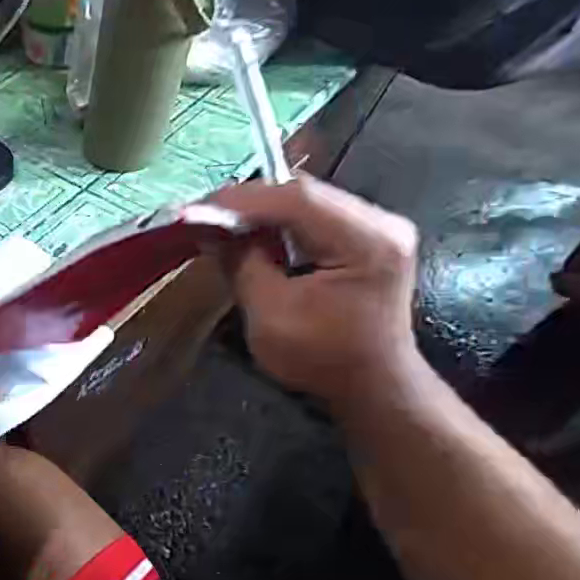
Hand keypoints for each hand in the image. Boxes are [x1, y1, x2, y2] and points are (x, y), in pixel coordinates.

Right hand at [208, 177, 422, 409]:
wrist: (373, 386)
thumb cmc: (323, 359)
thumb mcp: (271, 316)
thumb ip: (243, 265)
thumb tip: (213, 231)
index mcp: (367, 242)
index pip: (299, 200)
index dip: (244, 199)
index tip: (198, 207)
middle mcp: (381, 223)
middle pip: (305, 193)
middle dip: (250, 200)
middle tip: (204, 211)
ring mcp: (378, 227)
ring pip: (309, 199)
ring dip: (262, 208)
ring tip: (221, 219)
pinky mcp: (367, 238)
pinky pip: (316, 214)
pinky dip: (279, 219)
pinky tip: (252, 229)